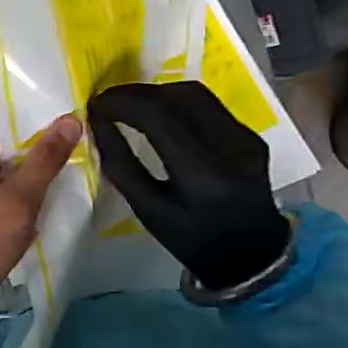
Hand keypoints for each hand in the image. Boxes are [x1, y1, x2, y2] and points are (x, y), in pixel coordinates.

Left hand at [0, 104, 81, 310]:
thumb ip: (44, 159)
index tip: (74, 99)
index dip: (35, 102)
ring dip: (40, 150)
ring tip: (83, 143)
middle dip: (43, 127)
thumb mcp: (18, 202)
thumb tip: (71, 119)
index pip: (2, 106)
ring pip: (12, 148)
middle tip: (88, 122)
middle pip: (8, 126)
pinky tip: (60, 170)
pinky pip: (9, 167)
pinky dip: (31, 169)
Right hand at [87, 81, 288, 289]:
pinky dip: (177, 102)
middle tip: (109, 101)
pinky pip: (209, 105)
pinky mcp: (252, 135)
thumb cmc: (189, 238)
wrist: (250, 254)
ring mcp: (246, 138)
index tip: (96, 104)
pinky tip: (159, 113)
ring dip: (157, 93)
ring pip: (195, 94)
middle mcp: (229, 148)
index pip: (158, 116)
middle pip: (178, 96)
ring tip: (130, 104)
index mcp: (201, 174)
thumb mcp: (146, 208)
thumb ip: (119, 162)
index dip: (122, 102)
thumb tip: (97, 121)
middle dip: (136, 93)